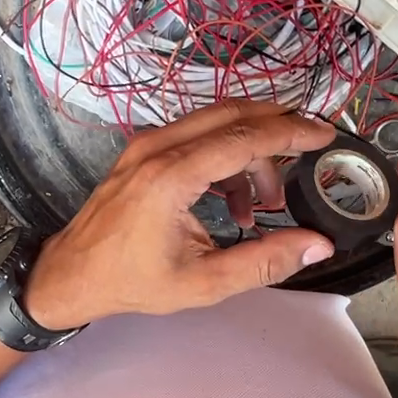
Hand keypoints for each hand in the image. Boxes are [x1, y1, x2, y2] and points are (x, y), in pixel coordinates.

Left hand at [23, 101, 337, 328]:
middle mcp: (158, 147)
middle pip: (232, 115)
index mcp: (171, 177)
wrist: (72, 274)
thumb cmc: (133, 281)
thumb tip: (318, 244)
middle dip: (277, 128)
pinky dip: (225, 156)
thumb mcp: (204, 282)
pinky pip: (196, 135)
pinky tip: (235, 203)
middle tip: (312, 149)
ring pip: (215, 123)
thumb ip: (264, 261)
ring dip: (251, 151)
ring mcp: (146, 143)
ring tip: (266, 204)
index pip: (244, 138)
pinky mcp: (142, 150)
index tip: (326, 135)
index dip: (291, 133)